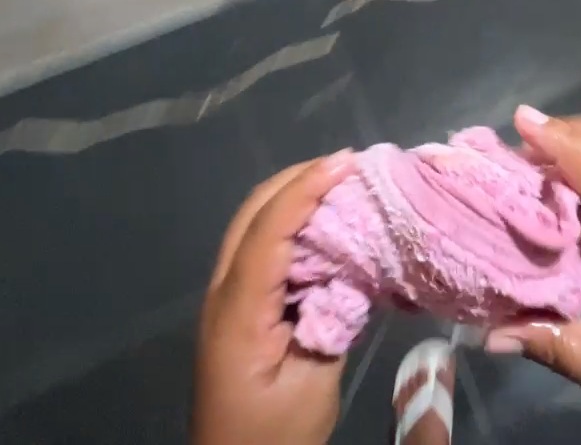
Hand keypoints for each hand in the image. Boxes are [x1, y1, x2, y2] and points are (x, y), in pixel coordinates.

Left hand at [192, 152, 353, 444]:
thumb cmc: (271, 435)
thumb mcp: (313, 385)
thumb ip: (334, 319)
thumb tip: (357, 266)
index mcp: (239, 309)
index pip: (269, 230)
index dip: (306, 188)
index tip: (346, 162)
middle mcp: (223, 290)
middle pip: (252, 212)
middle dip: (298, 177)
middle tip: (347, 164)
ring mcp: (224, 296)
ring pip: (251, 223)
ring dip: (292, 194)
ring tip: (338, 182)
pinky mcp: (235, 305)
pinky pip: (258, 245)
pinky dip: (288, 220)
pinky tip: (321, 222)